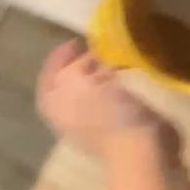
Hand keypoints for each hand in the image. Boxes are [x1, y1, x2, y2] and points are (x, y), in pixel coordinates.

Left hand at [36, 42, 177, 161]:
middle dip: (78, 63)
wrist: (140, 148)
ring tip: (112, 55)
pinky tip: (127, 73)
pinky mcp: (120, 121)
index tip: (76, 41)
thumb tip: (87, 60)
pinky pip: (111, 95)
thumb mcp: (76, 83)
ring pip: (90, 89)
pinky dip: (114, 81)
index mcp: (57, 107)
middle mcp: (72, 114)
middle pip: (68, 83)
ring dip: (97, 71)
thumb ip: (73, 68)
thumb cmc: (106, 115)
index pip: (48, 79)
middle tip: (94, 45)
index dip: (58, 58)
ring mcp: (96, 119)